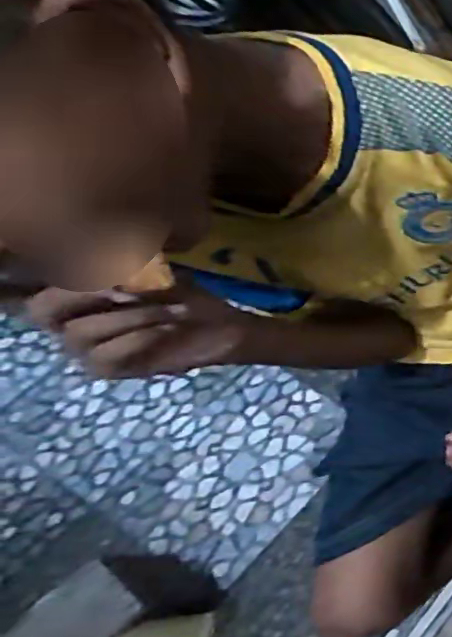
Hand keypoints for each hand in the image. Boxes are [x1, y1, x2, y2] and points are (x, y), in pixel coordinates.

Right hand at [24, 277, 250, 377]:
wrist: (225, 328)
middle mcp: (69, 322)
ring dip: (136, 316)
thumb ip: (137, 270)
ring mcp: (85, 348)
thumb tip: (117, 268)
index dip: (71, 279)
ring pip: (80, 332)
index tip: (116, 273)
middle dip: (85, 295)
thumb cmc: (188, 300)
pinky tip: (169, 329)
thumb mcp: (166, 278)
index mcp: (77, 298)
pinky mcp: (107, 368)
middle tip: (131, 291)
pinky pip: (105, 355)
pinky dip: (140, 338)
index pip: (41, 286)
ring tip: (178, 310)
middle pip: (42, 310)